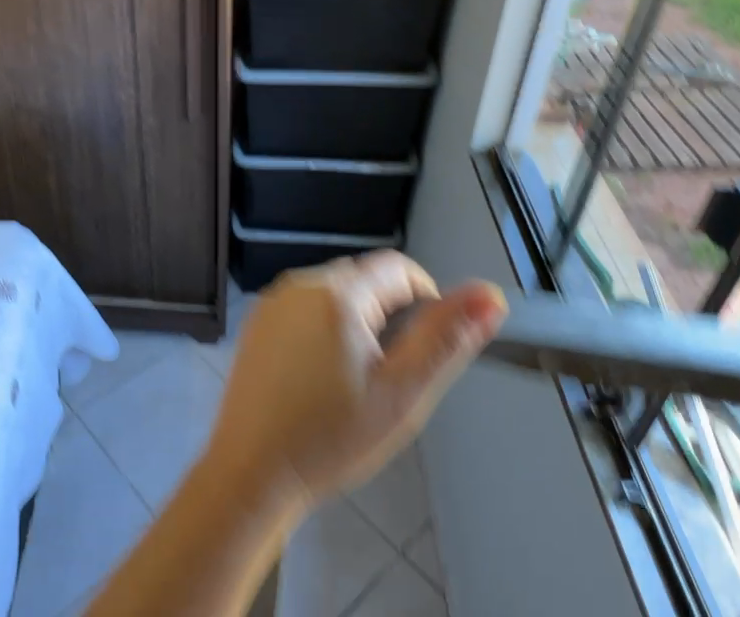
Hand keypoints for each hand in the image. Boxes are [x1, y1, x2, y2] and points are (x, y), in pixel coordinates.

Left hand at [203, 250, 507, 508]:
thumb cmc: (329, 438)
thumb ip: (446, 338)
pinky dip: (322, 332)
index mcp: (337, 293)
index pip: (399, 267)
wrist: (250, 472)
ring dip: (356, 323)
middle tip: (389, 374)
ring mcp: (271, 304)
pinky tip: (319, 381)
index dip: (425, 300)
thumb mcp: (402, 393)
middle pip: (365, 279)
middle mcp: (299, 285)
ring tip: (354, 382)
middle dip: (388, 314)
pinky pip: (303, 311)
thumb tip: (489, 294)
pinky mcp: (256, 327)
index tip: (423, 349)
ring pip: (334, 295)